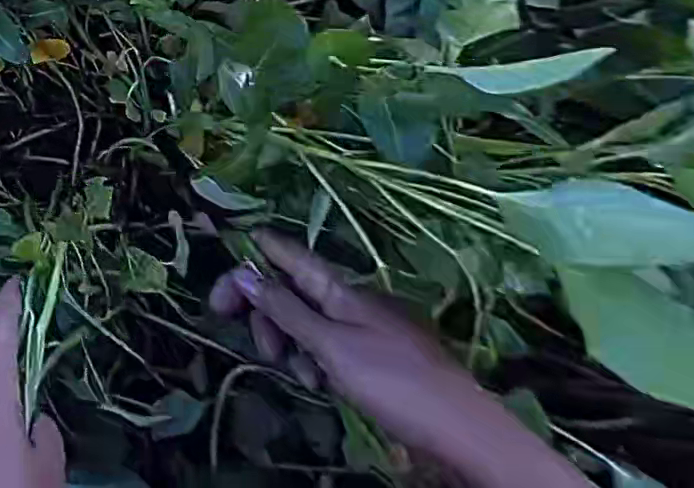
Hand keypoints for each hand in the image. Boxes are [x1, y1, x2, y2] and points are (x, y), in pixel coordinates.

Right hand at [211, 230, 591, 487]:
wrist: (474, 441)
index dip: (247, 254)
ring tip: (297, 374)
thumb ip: (283, 308)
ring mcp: (359, 327)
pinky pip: (323, 343)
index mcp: (337, 287)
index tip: (218, 277)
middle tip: (247, 338)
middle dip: (261, 309)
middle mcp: (345, 299)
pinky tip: (318, 382)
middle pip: (285, 287)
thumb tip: (241, 272)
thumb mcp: (330, 346)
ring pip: (302, 318)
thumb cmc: (397, 384)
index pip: (281, 252)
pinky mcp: (369, 356)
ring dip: (286, 340)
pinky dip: (311, 358)